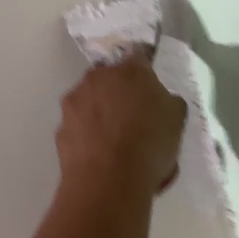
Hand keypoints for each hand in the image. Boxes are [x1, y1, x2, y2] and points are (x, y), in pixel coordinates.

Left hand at [56, 51, 187, 195]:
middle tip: (133, 118)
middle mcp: (98, 77)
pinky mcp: (61, 127)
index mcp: (131, 70)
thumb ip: (168, 102)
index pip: (139, 56)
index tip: (149, 88)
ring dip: (100, 113)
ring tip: (115, 143)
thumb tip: (160, 100)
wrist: (110, 182)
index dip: (145, 70)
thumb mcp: (177, 121)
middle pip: (109, 78)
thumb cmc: (150, 145)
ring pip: (90, 100)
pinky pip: (78, 126)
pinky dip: (87, 136)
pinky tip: (100, 156)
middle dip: (119, 92)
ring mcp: (75, 101)